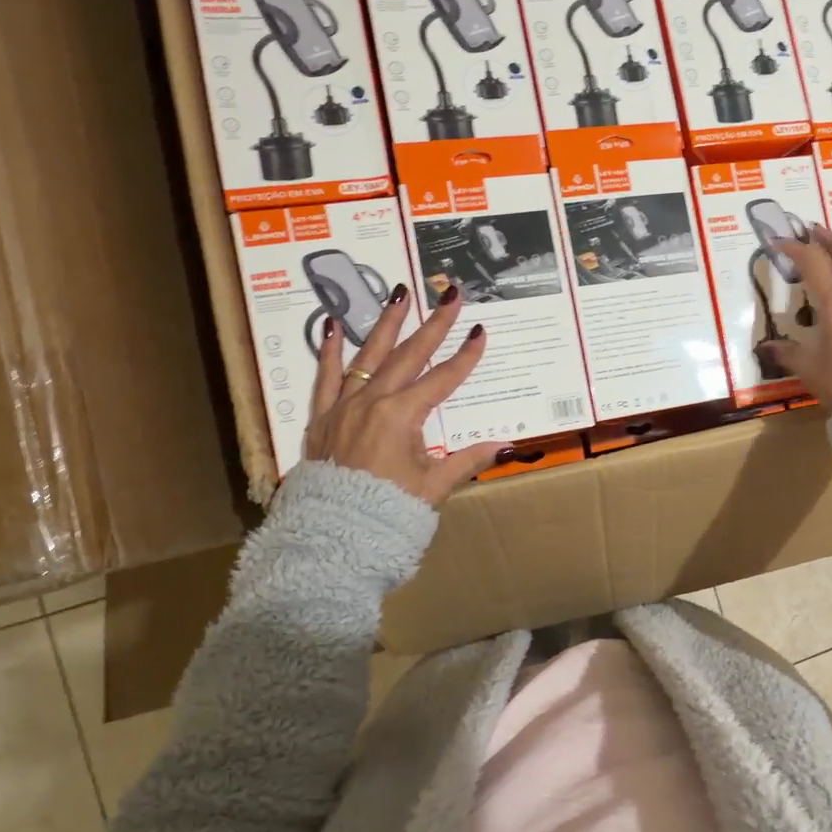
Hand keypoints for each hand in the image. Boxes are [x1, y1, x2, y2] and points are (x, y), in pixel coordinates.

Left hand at [303, 285, 507, 506]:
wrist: (334, 537)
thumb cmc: (389, 511)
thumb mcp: (435, 486)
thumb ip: (470, 460)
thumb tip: (509, 447)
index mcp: (402, 415)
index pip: (442, 379)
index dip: (464, 357)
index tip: (480, 332)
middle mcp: (372, 402)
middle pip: (408, 355)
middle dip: (433, 324)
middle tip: (450, 295)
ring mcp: (344, 406)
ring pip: (368, 356)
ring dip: (386, 323)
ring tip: (399, 294)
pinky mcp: (322, 417)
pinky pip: (325, 376)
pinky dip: (328, 350)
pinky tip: (332, 323)